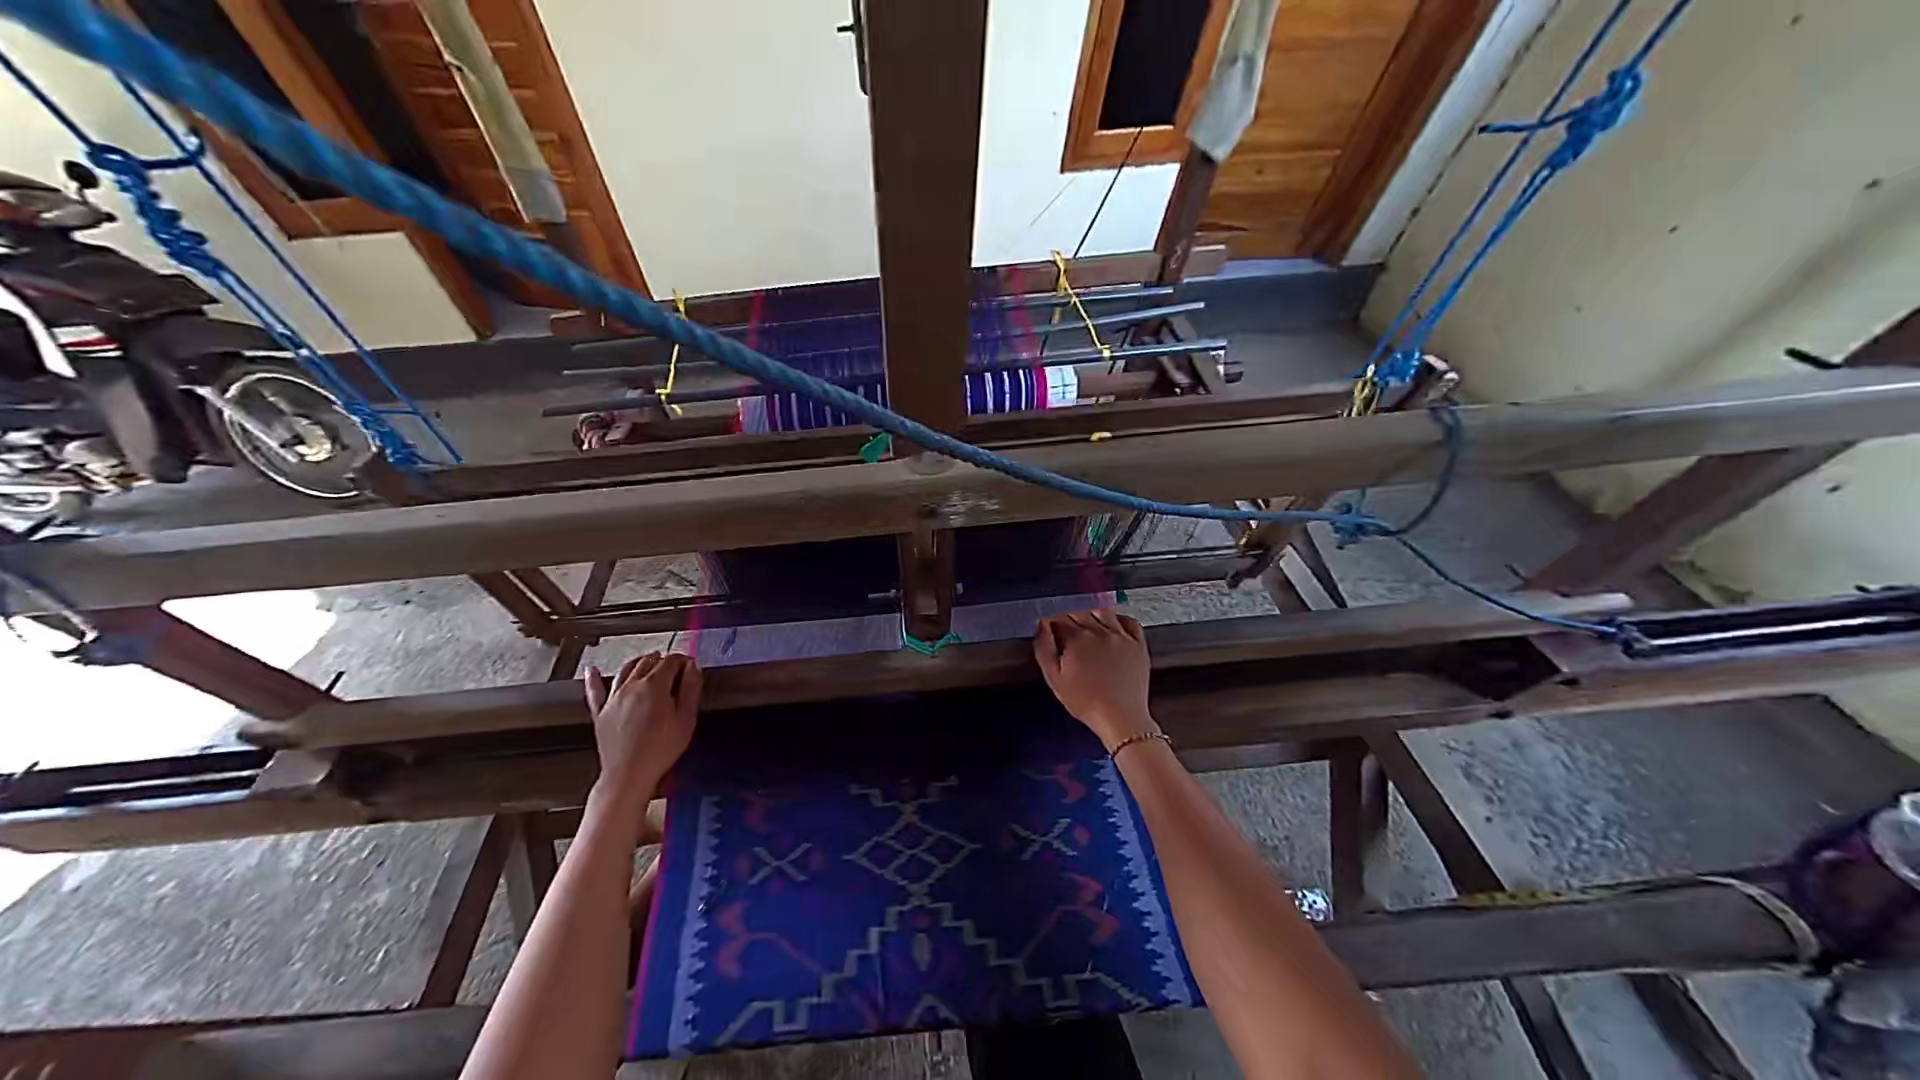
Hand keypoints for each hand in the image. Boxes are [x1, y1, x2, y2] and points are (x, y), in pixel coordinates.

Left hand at [584, 652, 702, 796]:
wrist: (628, 776)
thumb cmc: (658, 751)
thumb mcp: (686, 720)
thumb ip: (691, 690)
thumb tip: (693, 669)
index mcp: (654, 686)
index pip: (671, 661)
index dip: (683, 660)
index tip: (690, 665)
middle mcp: (631, 687)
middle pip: (648, 661)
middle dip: (664, 660)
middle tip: (675, 665)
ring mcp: (613, 699)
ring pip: (626, 669)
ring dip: (640, 662)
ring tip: (649, 662)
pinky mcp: (600, 713)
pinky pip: (595, 690)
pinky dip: (594, 678)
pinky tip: (593, 671)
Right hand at [1033, 610, 1157, 750]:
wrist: (1120, 718)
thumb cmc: (1086, 702)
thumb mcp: (1054, 679)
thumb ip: (1044, 648)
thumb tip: (1042, 626)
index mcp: (1077, 638)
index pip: (1059, 618)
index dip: (1051, 622)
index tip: (1050, 629)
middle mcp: (1100, 632)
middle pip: (1079, 611)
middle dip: (1068, 618)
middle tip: (1066, 631)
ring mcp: (1121, 636)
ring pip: (1102, 611)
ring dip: (1091, 614)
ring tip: (1087, 627)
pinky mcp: (1138, 645)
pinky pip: (1129, 621)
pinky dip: (1119, 619)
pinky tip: (1113, 626)